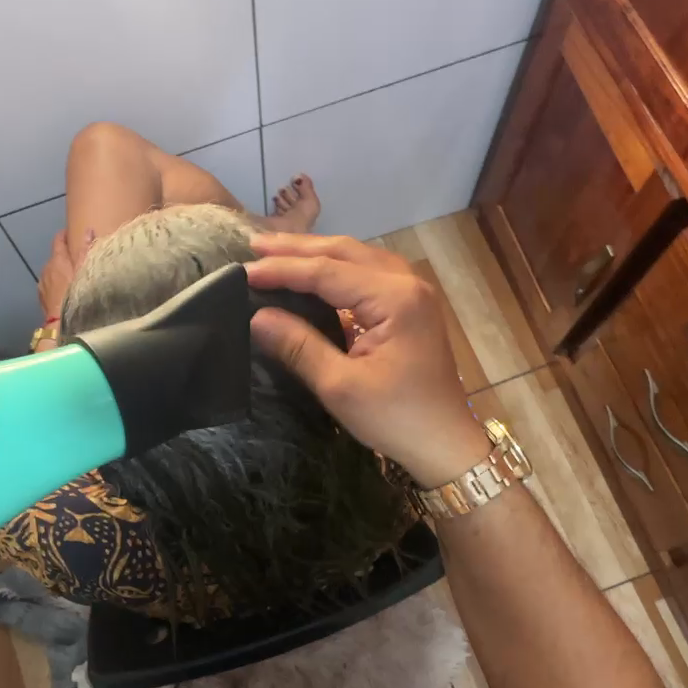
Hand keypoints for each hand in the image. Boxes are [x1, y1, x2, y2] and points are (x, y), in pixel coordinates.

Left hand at [36, 228, 80, 324]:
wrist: (61, 323)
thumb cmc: (76, 294)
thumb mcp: (84, 272)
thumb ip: (85, 251)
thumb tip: (88, 230)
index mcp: (57, 260)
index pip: (58, 240)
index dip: (65, 235)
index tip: (72, 234)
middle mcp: (46, 268)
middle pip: (56, 257)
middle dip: (64, 257)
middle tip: (77, 261)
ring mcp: (42, 283)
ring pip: (51, 272)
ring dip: (59, 272)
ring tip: (71, 279)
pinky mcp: (41, 296)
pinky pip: (49, 285)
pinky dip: (55, 285)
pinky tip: (63, 293)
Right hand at [246, 233, 489, 486]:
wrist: (444, 444)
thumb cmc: (395, 418)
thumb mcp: (340, 386)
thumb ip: (299, 346)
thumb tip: (257, 317)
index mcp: (394, 298)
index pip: (327, 271)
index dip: (283, 270)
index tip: (243, 270)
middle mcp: (407, 283)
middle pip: (345, 252)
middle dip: (298, 248)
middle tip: (253, 244)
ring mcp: (413, 294)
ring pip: (358, 259)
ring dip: (318, 254)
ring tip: (278, 252)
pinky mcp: (411, 309)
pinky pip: (368, 275)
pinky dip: (337, 270)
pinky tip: (315, 275)